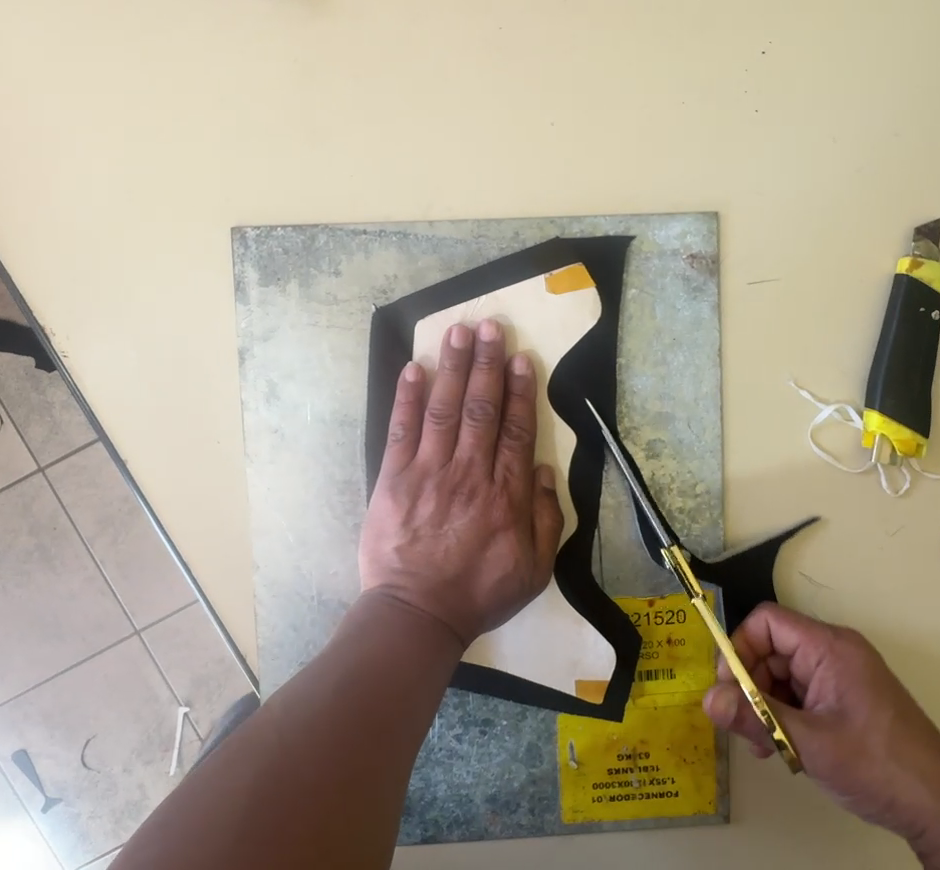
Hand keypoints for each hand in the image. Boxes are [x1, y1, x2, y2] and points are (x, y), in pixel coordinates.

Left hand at [359, 319, 562, 646]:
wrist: (417, 613)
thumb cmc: (478, 592)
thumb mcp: (535, 569)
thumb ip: (546, 518)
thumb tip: (543, 470)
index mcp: (505, 494)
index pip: (515, 430)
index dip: (519, 390)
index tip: (520, 358)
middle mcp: (469, 473)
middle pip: (481, 409)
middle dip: (487, 364)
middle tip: (491, 326)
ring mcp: (428, 472)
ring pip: (444, 410)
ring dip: (452, 368)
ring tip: (458, 332)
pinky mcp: (393, 479)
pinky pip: (401, 430)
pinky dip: (407, 398)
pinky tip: (413, 369)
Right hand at [704, 604, 939, 868]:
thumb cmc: (878, 766)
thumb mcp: (808, 744)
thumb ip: (755, 717)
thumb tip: (707, 700)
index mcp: (830, 648)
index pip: (767, 622)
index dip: (740, 648)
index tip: (730, 689)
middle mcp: (835, 652)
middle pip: (771, 648)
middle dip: (750, 684)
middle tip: (742, 725)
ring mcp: (843, 675)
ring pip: (783, 674)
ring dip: (765, 705)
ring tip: (764, 746)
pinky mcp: (846, 698)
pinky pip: (801, 692)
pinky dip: (785, 715)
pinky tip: (783, 749)